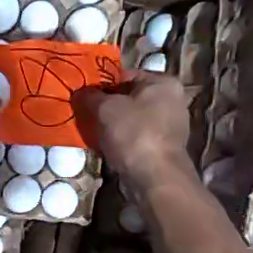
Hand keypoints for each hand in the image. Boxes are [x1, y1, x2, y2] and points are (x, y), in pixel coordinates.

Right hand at [81, 73, 198, 193]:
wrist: (154, 177)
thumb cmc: (133, 133)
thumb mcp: (105, 109)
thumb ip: (90, 96)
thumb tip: (80, 92)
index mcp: (163, 83)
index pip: (126, 75)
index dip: (101, 84)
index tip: (84, 95)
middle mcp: (172, 101)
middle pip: (129, 98)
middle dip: (106, 106)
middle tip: (86, 113)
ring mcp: (170, 127)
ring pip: (132, 119)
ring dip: (112, 125)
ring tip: (93, 131)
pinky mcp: (163, 148)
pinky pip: (136, 137)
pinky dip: (121, 140)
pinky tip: (106, 147)